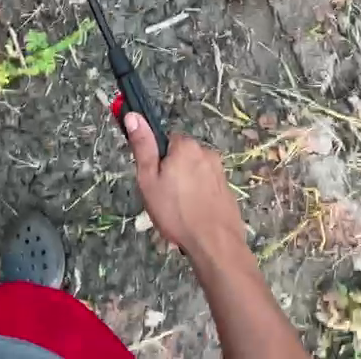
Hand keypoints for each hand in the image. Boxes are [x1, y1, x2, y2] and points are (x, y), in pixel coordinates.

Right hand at [124, 112, 246, 261]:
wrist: (215, 245)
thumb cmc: (177, 212)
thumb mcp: (149, 179)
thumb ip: (142, 146)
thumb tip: (133, 115)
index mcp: (185, 145)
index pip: (165, 142)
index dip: (157, 162)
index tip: (155, 181)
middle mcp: (205, 151)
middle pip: (180, 157)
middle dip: (172, 174)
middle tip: (164, 199)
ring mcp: (219, 171)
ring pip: (193, 173)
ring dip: (185, 187)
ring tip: (178, 212)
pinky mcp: (227, 189)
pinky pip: (206, 187)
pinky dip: (199, 197)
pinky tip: (193, 217)